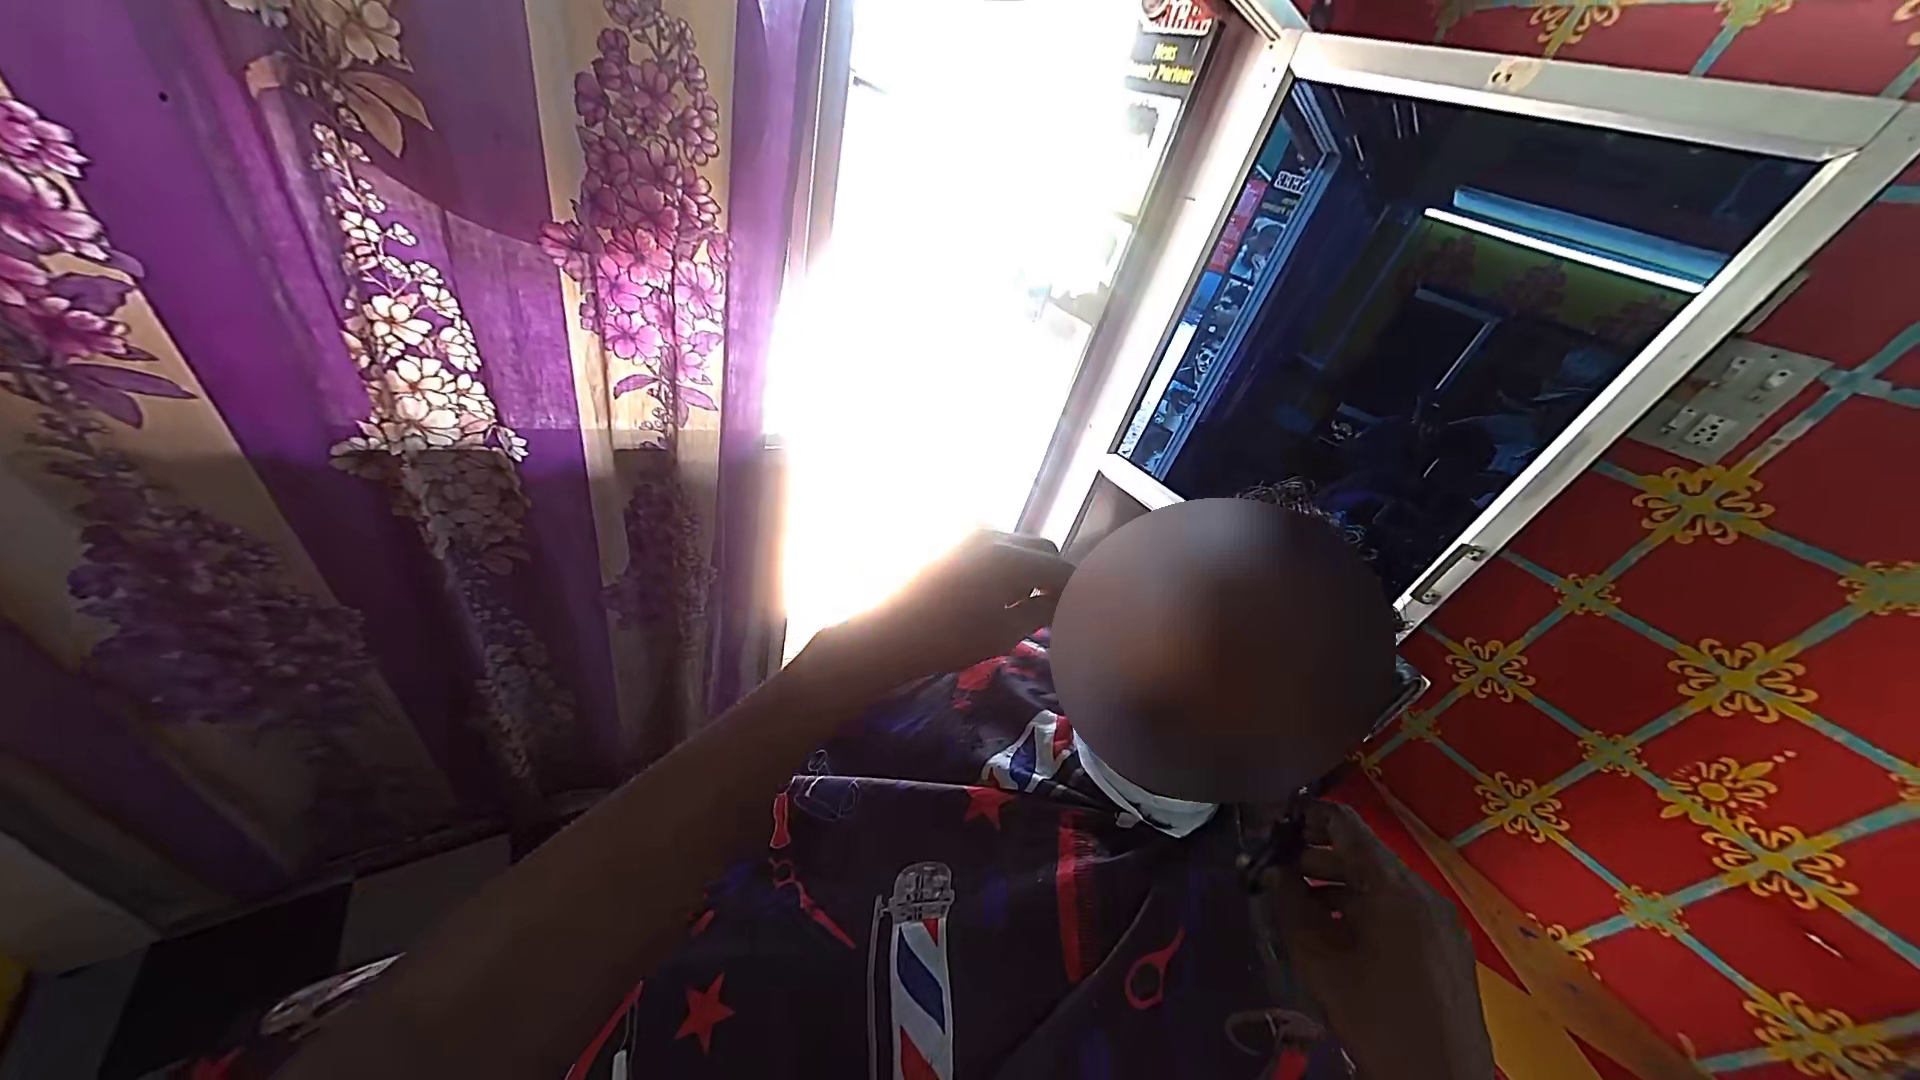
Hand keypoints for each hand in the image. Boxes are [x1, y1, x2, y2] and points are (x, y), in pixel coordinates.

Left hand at [799, 532, 1072, 698]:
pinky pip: (992, 546)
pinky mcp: (951, 539)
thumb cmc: (946, 640)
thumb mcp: (1002, 633)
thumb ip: (1040, 611)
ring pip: (1016, 544)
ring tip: (1018, 601)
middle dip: (1050, 573)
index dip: (1074, 587)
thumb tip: (1062, 600)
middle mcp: (991, 534)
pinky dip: (1004, 564)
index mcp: (1008, 557)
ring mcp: (968, 533)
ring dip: (1027, 566)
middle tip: (1049, 607)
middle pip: (1041, 547)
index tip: (1082, 606)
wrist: (884, 635)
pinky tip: (992, 592)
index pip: (1059, 566)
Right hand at [1257, 800, 1493, 1079]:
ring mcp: (1439, 919)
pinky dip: (1359, 902)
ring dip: (1333, 880)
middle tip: (1274, 864)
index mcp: (1394, 887)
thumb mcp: (1317, 957)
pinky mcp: (1445, 944)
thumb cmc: (1374, 1017)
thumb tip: (1272, 870)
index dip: (1306, 814)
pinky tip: (1332, 927)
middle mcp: (1421, 892)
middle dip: (1313, 852)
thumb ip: (1290, 902)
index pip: (1345, 823)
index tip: (1272, 822)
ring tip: (1295, 897)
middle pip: (1360, 850)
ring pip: (1376, 879)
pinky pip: (1395, 904)